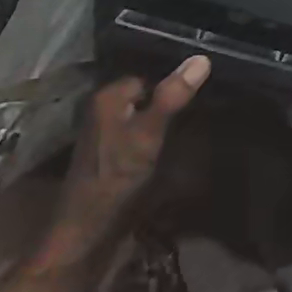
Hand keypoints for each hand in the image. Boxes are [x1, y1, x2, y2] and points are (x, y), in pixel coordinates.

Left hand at [48, 55, 209, 255]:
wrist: (87, 234)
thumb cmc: (116, 177)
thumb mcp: (149, 133)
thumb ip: (173, 96)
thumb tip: (202, 57)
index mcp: (108, 97)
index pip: (149, 75)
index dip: (174, 81)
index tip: (201, 88)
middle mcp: (104, 110)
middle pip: (147, 94)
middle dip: (171, 100)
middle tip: (203, 105)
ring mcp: (107, 135)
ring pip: (145, 115)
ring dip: (165, 120)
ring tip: (195, 122)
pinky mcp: (113, 157)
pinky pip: (142, 135)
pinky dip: (157, 138)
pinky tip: (175, 145)